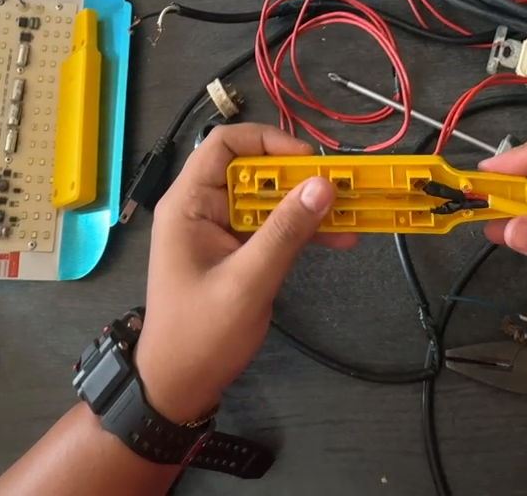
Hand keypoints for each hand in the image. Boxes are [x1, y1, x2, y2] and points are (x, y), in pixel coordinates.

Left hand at [135, 124, 356, 420]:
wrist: (178, 386)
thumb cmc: (201, 334)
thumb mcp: (247, 282)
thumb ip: (285, 233)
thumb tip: (322, 186)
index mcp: (189, 202)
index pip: (224, 145)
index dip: (267, 141)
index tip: (307, 159)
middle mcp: (202, 205)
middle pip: (251, 170)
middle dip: (295, 176)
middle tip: (336, 186)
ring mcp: (219, 228)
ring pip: (267, 198)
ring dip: (305, 204)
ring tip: (348, 212)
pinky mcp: (235, 249)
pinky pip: (271, 226)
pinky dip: (302, 229)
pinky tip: (337, 238)